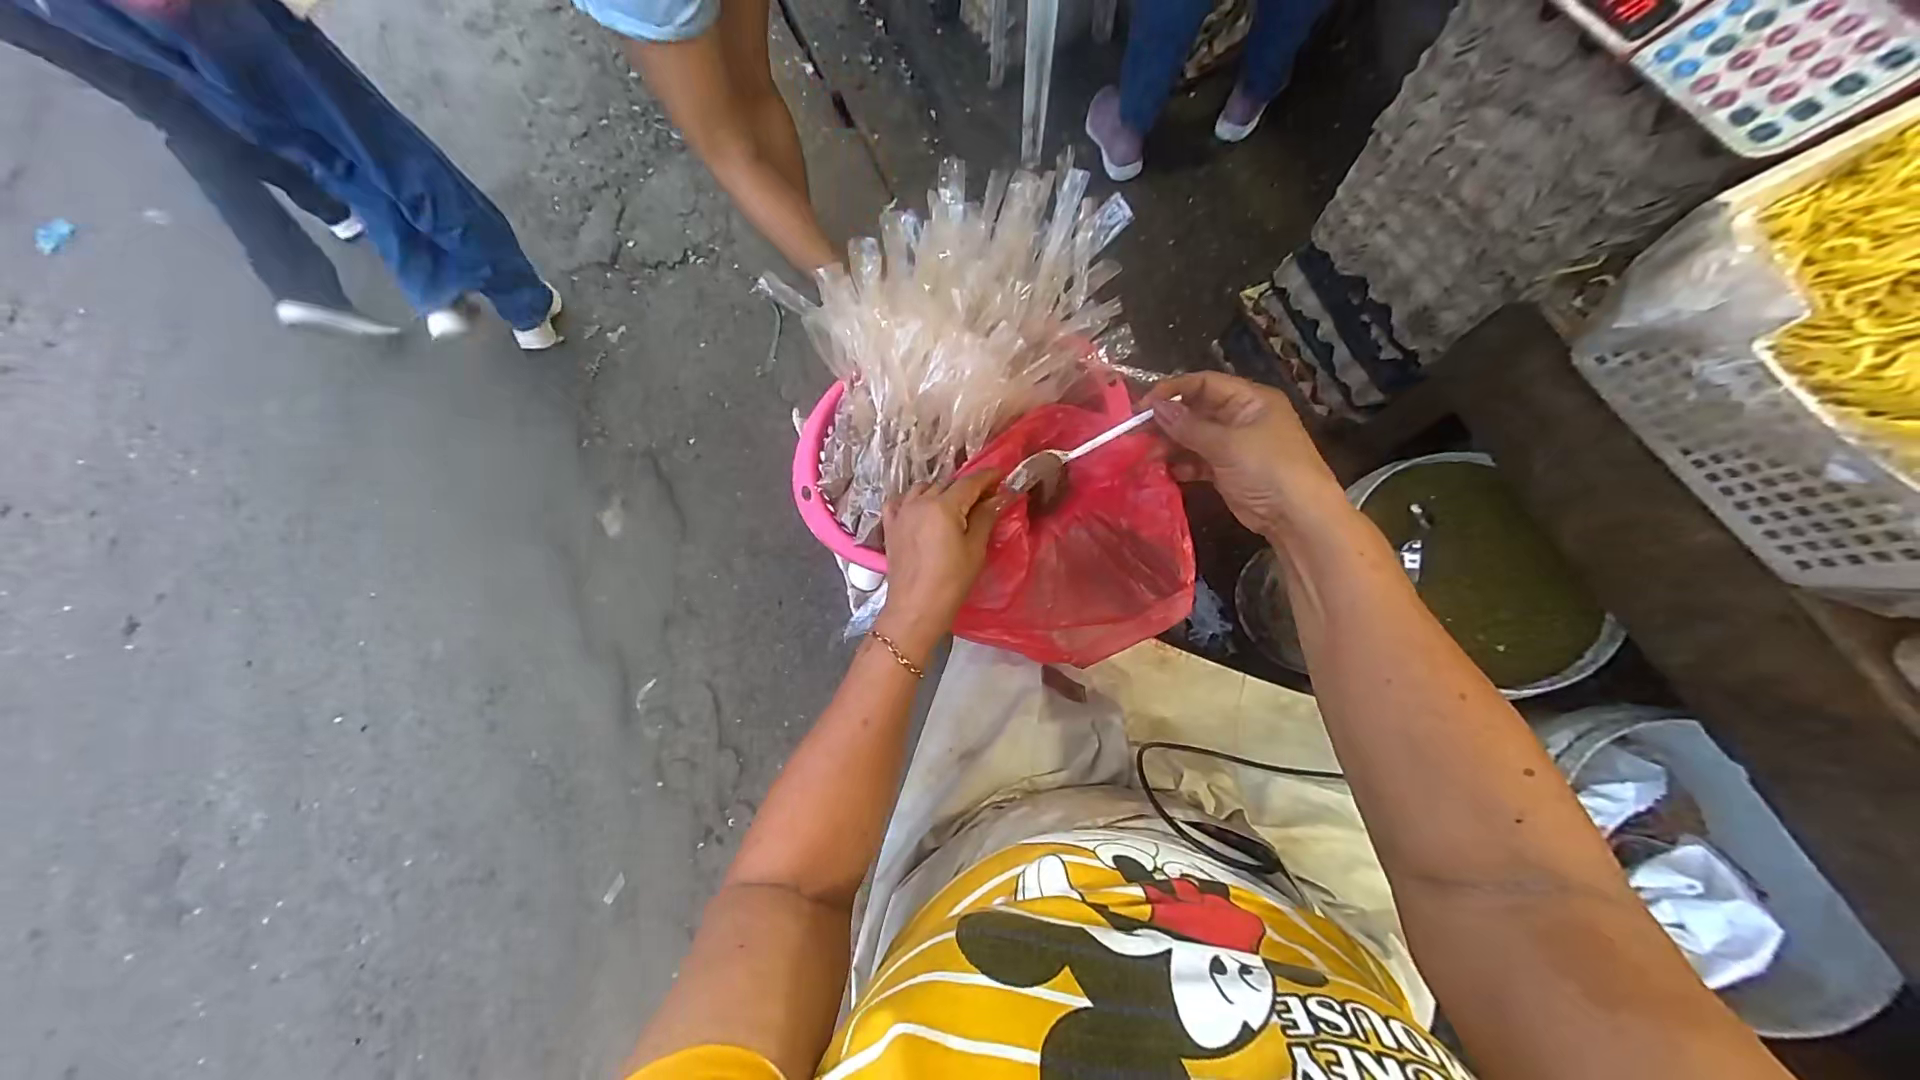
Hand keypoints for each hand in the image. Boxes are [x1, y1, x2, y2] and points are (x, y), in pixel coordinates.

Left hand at [876, 469, 1009, 647]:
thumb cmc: (951, 582)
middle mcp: (919, 502)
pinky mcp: (890, 526)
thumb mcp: (975, 549)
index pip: (969, 482)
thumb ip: (986, 517)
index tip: (1001, 475)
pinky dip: (913, 499)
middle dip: (967, 487)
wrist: (915, 609)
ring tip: (954, 506)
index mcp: (943, 506)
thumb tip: (999, 497)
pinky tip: (921, 509)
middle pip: (947, 483)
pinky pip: (900, 501)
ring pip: (923, 488)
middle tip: (984, 498)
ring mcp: (901, 512)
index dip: (987, 476)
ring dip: (941, 491)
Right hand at [1146, 372, 1346, 539]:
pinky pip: (1197, 461)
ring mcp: (1234, 446)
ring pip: (1193, 438)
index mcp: (1249, 400)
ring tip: (1145, 456)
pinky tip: (1164, 472)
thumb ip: (1189, 426)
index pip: (1204, 383)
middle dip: (1167, 421)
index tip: (1143, 406)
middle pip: (1196, 411)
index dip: (1173, 391)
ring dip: (1170, 445)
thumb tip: (1156, 406)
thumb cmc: (1269, 469)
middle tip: (1136, 434)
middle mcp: (1241, 418)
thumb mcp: (1227, 444)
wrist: (1298, 517)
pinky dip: (1181, 465)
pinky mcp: (1227, 471)